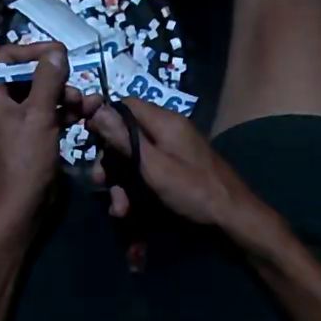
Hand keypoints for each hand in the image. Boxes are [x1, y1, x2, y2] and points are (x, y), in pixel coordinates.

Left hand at [0, 42, 93, 227]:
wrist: (23, 204)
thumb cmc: (25, 157)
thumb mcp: (39, 113)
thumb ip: (48, 78)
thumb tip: (57, 52)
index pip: (6, 56)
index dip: (35, 51)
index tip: (61, 53)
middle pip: (27, 76)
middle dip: (55, 79)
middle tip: (75, 89)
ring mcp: (13, 122)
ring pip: (41, 95)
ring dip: (65, 96)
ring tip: (87, 104)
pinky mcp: (28, 137)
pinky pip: (47, 114)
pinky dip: (65, 111)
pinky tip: (88, 111)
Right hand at [85, 98, 269, 234]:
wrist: (231, 215)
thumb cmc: (192, 189)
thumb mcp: (153, 165)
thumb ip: (124, 138)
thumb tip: (97, 109)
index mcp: (164, 122)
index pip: (126, 104)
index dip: (104, 118)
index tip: (89, 139)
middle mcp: (168, 131)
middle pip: (126, 135)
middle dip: (110, 161)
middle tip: (100, 183)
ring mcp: (172, 151)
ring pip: (134, 158)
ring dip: (121, 182)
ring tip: (119, 209)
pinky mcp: (174, 168)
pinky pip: (147, 171)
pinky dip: (136, 188)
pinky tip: (129, 211)